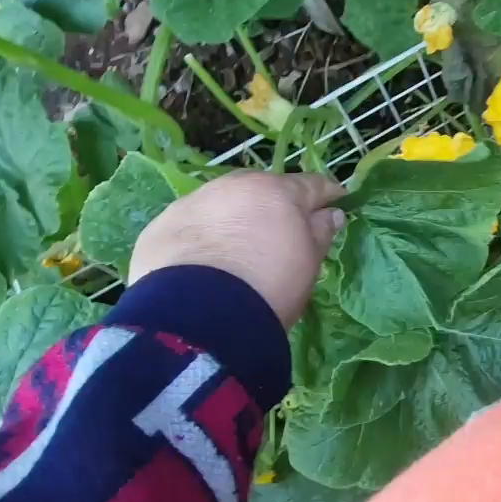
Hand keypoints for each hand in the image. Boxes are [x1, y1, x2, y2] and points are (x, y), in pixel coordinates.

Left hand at [130, 171, 346, 326]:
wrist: (199, 316)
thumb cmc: (270, 286)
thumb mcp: (309, 263)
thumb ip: (321, 232)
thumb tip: (331, 214)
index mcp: (277, 192)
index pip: (313, 185)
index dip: (329, 195)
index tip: (338, 203)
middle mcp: (234, 186)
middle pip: (263, 190)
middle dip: (275, 205)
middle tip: (283, 231)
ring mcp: (194, 202)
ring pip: (223, 205)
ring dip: (235, 218)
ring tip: (238, 248)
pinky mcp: (162, 226)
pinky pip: (192, 226)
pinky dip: (202, 238)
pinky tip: (204, 263)